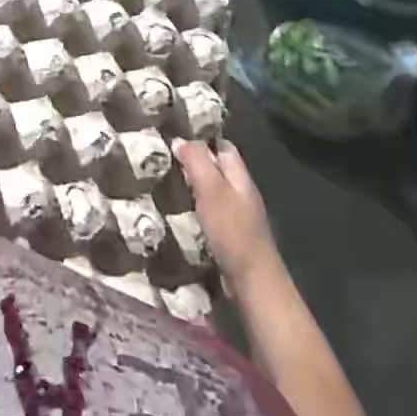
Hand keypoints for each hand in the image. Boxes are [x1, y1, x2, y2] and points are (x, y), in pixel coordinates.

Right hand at [175, 139, 281, 283]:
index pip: (223, 146)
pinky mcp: (230, 234)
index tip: (176, 136)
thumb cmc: (232, 230)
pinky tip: (180, 211)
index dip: (202, 139)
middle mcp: (241, 191)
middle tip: (165, 160)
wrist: (252, 279)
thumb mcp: (212, 190)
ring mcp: (237, 214)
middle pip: (218, 168)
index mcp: (240, 176)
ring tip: (166, 182)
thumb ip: (197, 163)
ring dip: (193, 185)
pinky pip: (211, 211)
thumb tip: (180, 139)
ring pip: (213, 189)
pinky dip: (196, 207)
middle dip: (195, 162)